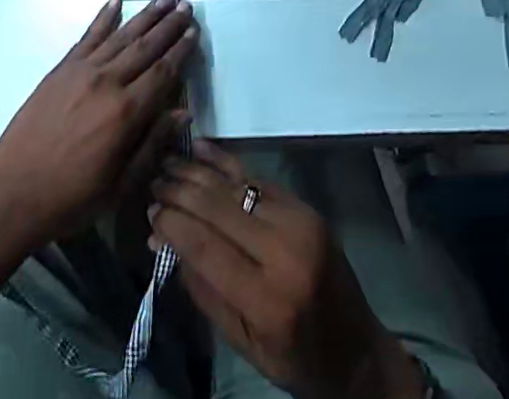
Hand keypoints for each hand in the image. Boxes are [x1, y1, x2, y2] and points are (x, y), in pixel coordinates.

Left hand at [0, 0, 197, 252]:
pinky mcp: (60, 70)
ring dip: (144, 16)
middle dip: (168, 26)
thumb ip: (153, 143)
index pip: (163, 73)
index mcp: (126, 113)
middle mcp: (106, 82)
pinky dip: (103, 17)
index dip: (181, 51)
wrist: (14, 189)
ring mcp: (80, 72)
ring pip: (119, 36)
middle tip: (186, 6)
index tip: (195, 32)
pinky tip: (116, 2)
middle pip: (144, 47)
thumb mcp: (121, 183)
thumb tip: (183, 111)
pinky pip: (87, 37)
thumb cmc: (72, 196)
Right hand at [151, 142, 426, 398]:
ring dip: (195, 172)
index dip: (170, 223)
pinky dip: (223, 163)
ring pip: (233, 186)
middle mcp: (285, 254)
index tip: (148, 211)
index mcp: (268, 300)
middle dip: (177, 192)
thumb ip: (199, 286)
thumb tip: (158, 236)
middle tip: (152, 184)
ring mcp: (300, 224)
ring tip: (167, 164)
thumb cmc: (294, 357)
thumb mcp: (240, 339)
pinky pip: (255, 178)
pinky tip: (199, 150)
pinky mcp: (306, 208)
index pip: (203, 246)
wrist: (360, 352)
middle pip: (215, 208)